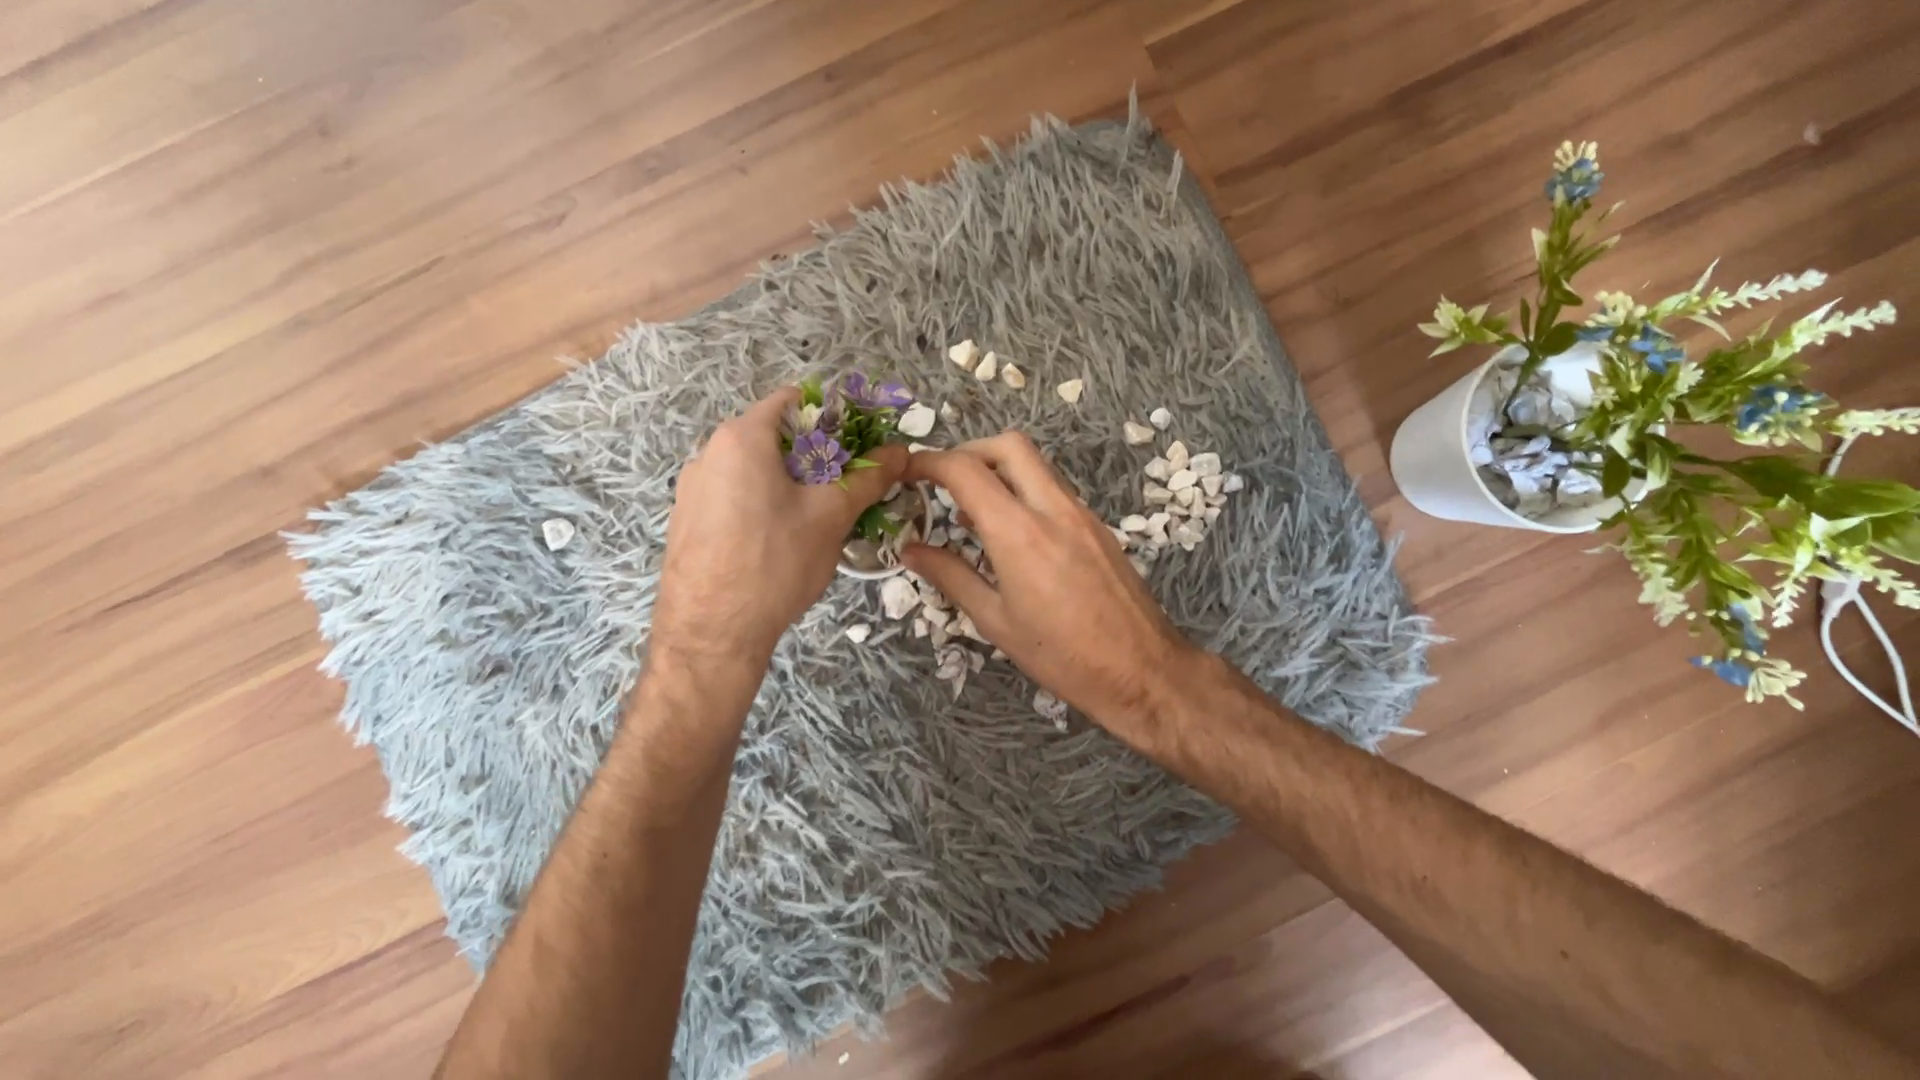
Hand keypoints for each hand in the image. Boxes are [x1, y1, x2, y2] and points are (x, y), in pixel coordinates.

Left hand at [653, 388, 906, 665]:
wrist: (710, 634)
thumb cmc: (775, 564)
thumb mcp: (831, 517)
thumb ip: (867, 477)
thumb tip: (900, 451)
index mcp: (741, 438)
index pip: (792, 400)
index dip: (832, 416)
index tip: (858, 447)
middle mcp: (708, 453)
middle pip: (772, 435)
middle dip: (814, 454)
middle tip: (846, 487)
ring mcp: (691, 489)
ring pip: (752, 469)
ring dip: (789, 482)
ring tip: (817, 519)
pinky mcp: (686, 521)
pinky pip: (732, 496)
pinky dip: (761, 503)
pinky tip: (779, 541)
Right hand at [900, 433, 1195, 740]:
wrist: (1142, 670)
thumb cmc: (1061, 655)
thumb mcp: (995, 621)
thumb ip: (951, 576)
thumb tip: (911, 551)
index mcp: (1019, 532)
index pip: (965, 470)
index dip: (928, 461)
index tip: (907, 470)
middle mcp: (1053, 509)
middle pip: (1009, 445)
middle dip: (969, 451)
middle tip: (944, 480)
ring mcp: (1081, 514)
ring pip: (1036, 466)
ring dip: (1000, 471)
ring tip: (971, 510)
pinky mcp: (1098, 527)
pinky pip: (1054, 491)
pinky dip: (1025, 493)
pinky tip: (1011, 533)